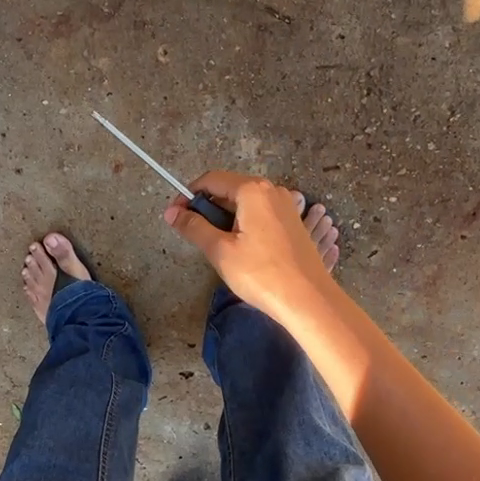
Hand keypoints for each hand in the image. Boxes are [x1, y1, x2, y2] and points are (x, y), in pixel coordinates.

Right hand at [164, 171, 337, 319]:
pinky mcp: (294, 224)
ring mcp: (287, 207)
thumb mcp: (220, 250)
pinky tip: (241, 250)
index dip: (188, 196)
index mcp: (253, 190)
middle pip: (230, 190)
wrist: (308, 300)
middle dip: (207, 209)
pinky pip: (261, 215)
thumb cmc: (261, 274)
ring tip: (217, 247)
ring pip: (246, 204)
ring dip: (225, 219)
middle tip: (194, 235)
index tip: (175, 216)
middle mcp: (273, 191)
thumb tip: (171, 212)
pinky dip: (244, 225)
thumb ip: (193, 227)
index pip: (211, 180)